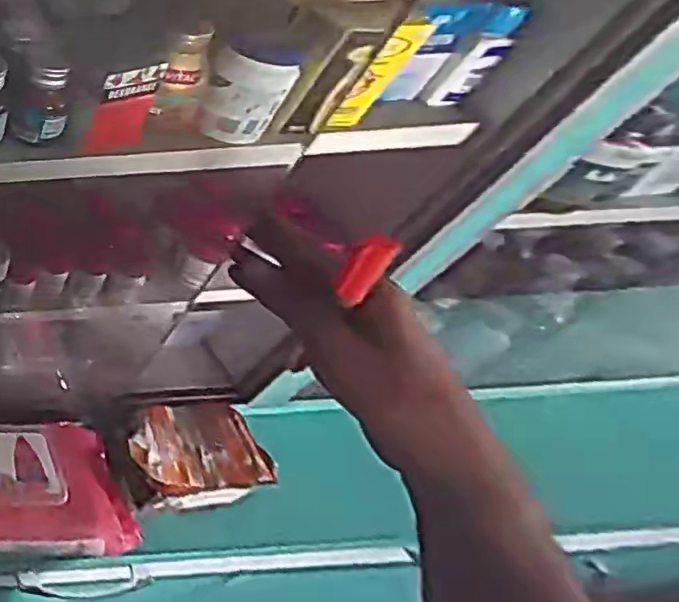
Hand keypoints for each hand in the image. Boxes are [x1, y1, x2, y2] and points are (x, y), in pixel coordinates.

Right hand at [231, 250, 502, 487]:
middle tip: (228, 244)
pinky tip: (284, 337)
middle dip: (272, 254)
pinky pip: (325, 317)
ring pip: (317, 291)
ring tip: (243, 279)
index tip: (233, 218)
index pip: (309, 245)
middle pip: (312, 264)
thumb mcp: (331, 344)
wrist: (450, 458)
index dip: (270, 231)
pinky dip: (298, 316)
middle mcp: (371, 294)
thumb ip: (288, 300)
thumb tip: (244, 262)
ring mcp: (372, 321)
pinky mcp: (369, 346)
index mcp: (368, 285)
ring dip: (282, 285)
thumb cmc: (391, 395)